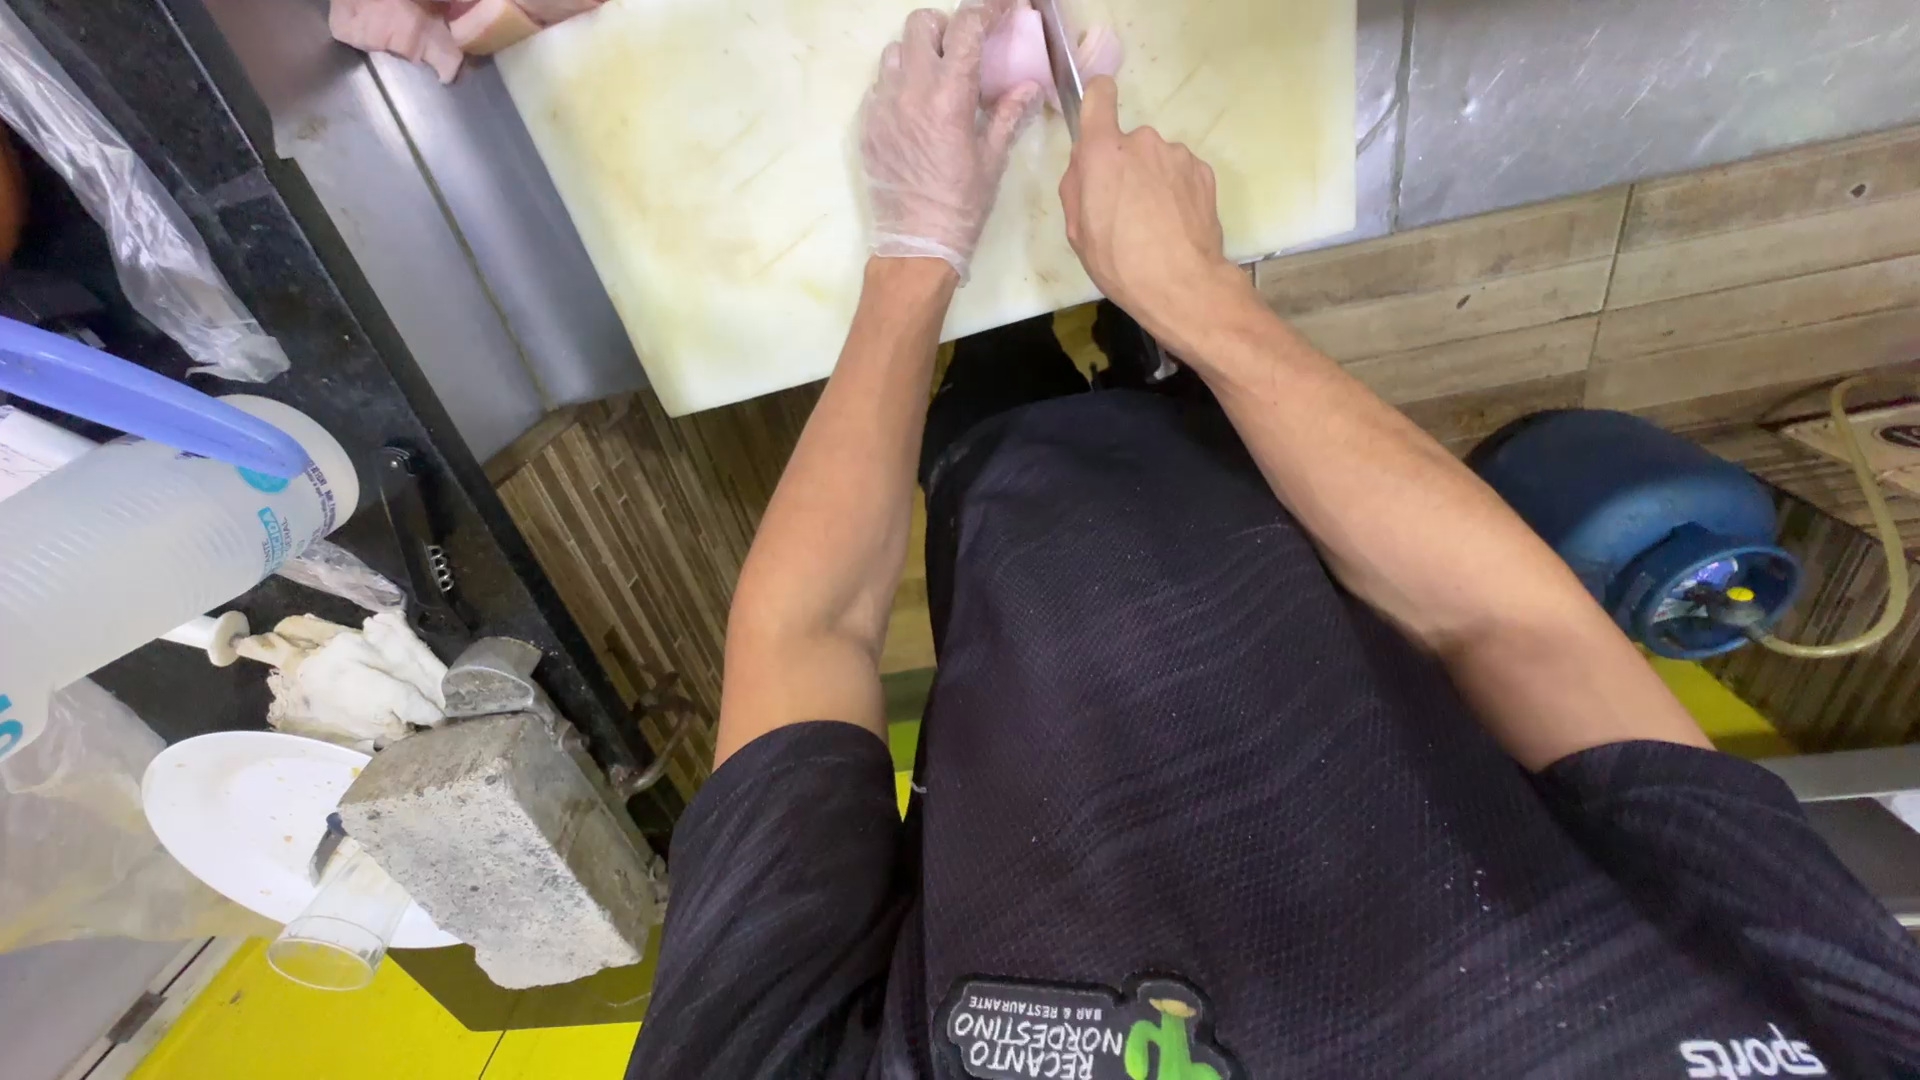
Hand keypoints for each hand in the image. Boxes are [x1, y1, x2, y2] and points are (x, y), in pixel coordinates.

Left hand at [862, 1, 1041, 278]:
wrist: (916, 247)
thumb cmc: (960, 208)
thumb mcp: (991, 161)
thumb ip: (1007, 115)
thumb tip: (1027, 87)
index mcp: (948, 97)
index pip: (967, 25)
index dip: (988, 7)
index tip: (1002, 7)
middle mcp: (910, 92)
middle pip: (921, 24)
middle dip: (945, 29)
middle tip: (961, 54)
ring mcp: (882, 108)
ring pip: (895, 52)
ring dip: (917, 56)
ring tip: (934, 84)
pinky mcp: (867, 127)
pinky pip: (879, 87)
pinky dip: (898, 87)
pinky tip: (914, 113)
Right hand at [1060, 77, 1252, 349]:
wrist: (1181, 284)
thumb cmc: (1119, 263)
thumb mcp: (1078, 233)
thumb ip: (1076, 187)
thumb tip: (1084, 165)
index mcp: (1104, 153)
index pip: (1099, 95)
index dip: (1096, 106)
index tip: (1097, 127)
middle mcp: (1142, 142)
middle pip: (1126, 144)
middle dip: (1123, 169)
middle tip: (1123, 212)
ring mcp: (1177, 154)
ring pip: (1155, 160)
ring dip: (1151, 182)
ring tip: (1153, 225)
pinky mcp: (1203, 171)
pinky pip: (1179, 174)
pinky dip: (1175, 193)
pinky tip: (1174, 225)